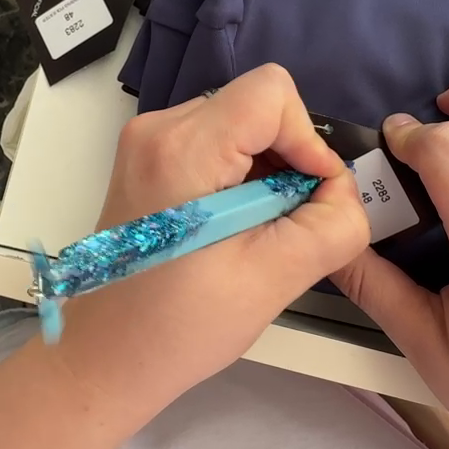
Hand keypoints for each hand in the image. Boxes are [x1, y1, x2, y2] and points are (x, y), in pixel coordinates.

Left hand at [51, 64, 369, 405]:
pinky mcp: (146, 158)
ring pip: (239, 122)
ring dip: (265, 170)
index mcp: (181, 148)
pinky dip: (240, 174)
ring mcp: (146, 140)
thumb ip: (331, 225)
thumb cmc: (179, 327)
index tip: (307, 195)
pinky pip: (215, 140)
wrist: (104, 356)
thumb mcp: (273, 279)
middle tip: (285, 223)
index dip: (306, 139)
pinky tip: (233, 224)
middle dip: (287, 158)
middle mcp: (157, 127)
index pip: (271, 92)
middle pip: (256, 105)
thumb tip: (343, 188)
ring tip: (256, 230)